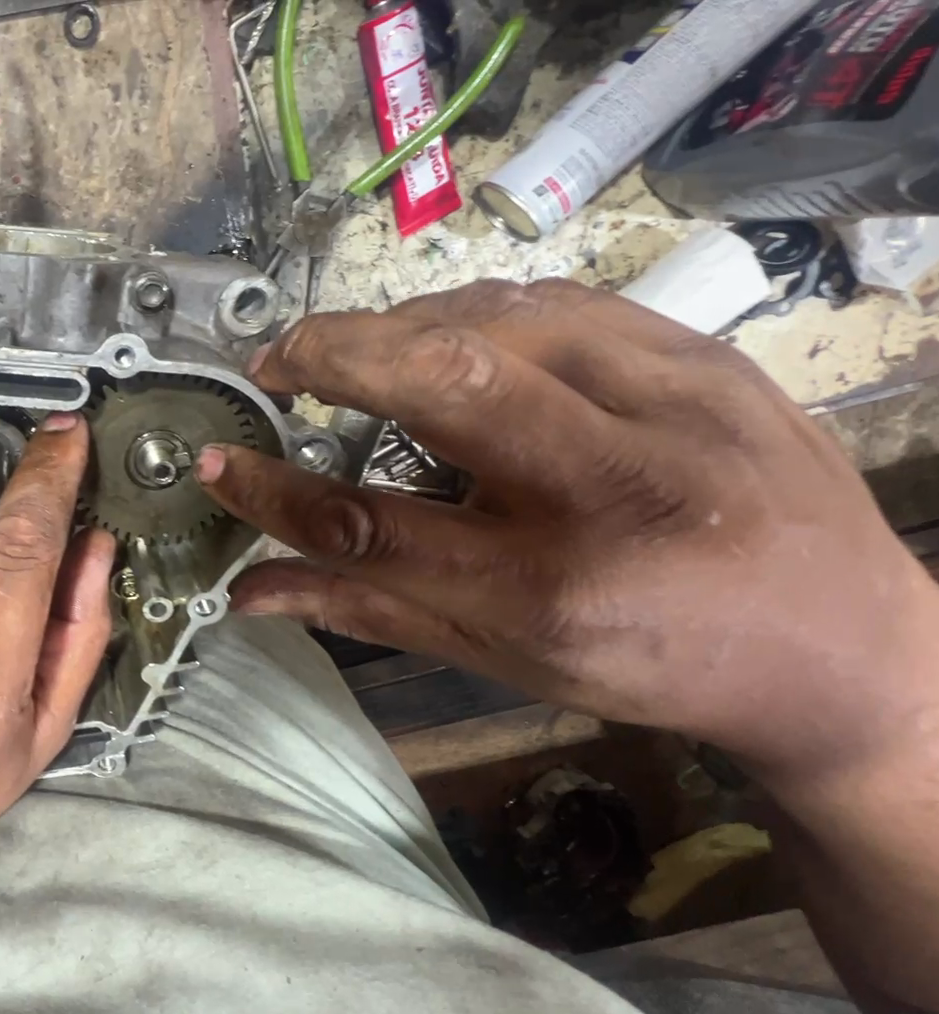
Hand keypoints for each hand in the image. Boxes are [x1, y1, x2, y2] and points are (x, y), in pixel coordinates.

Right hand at [196, 279, 938, 773]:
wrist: (842, 644)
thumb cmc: (646, 663)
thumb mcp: (495, 656)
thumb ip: (361, 609)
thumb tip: (245, 591)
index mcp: (547, 590)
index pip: (372, 525)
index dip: (274, 492)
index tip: (218, 462)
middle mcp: (611, 490)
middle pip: (446, 384)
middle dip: (335, 356)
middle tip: (274, 364)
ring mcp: (671, 406)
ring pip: (498, 322)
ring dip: (395, 327)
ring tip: (345, 353)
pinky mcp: (704, 354)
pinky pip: (556, 302)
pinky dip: (468, 311)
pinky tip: (433, 336)